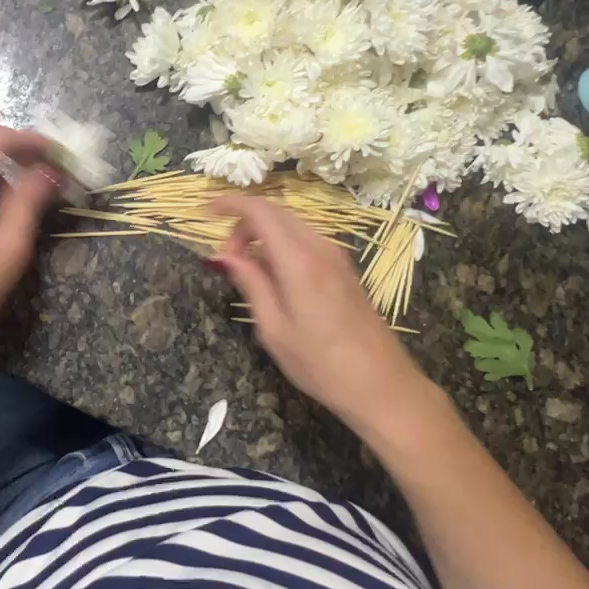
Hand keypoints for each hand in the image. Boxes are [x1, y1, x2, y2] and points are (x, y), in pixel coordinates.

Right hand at [209, 196, 432, 428]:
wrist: (382, 385)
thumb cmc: (321, 365)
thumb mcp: (274, 329)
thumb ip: (250, 283)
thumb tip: (223, 255)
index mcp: (299, 260)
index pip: (260, 211)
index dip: (230, 203)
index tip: (206, 212)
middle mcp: (320, 247)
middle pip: (275, 212)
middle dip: (243, 224)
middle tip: (225, 258)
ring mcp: (336, 256)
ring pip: (290, 225)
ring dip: (262, 235)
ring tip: (246, 272)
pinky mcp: (343, 268)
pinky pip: (305, 240)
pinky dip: (281, 245)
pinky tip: (273, 278)